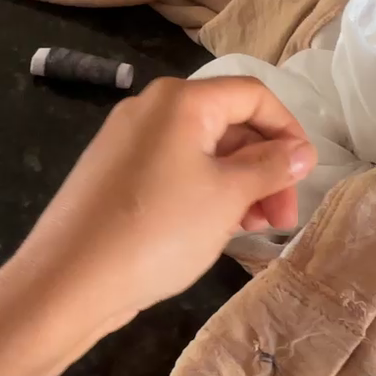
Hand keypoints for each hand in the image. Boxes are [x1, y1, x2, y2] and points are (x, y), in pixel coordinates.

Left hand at [7, 77, 314, 334]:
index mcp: (181, 100)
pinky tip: (219, 227)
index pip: (253, 95)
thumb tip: (303, 151)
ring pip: (202, 151)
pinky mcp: (115, 172)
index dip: (288, 130)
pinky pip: (174, 169)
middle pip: (227, 123)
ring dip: (238, 183)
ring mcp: (128, 140)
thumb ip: (270, 167)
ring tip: (256, 229)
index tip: (305, 175)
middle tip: (283, 217)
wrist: (69, 280)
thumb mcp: (227, 197)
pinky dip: (204, 191)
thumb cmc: (159, 229)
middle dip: (264, 166)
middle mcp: (151, 108)